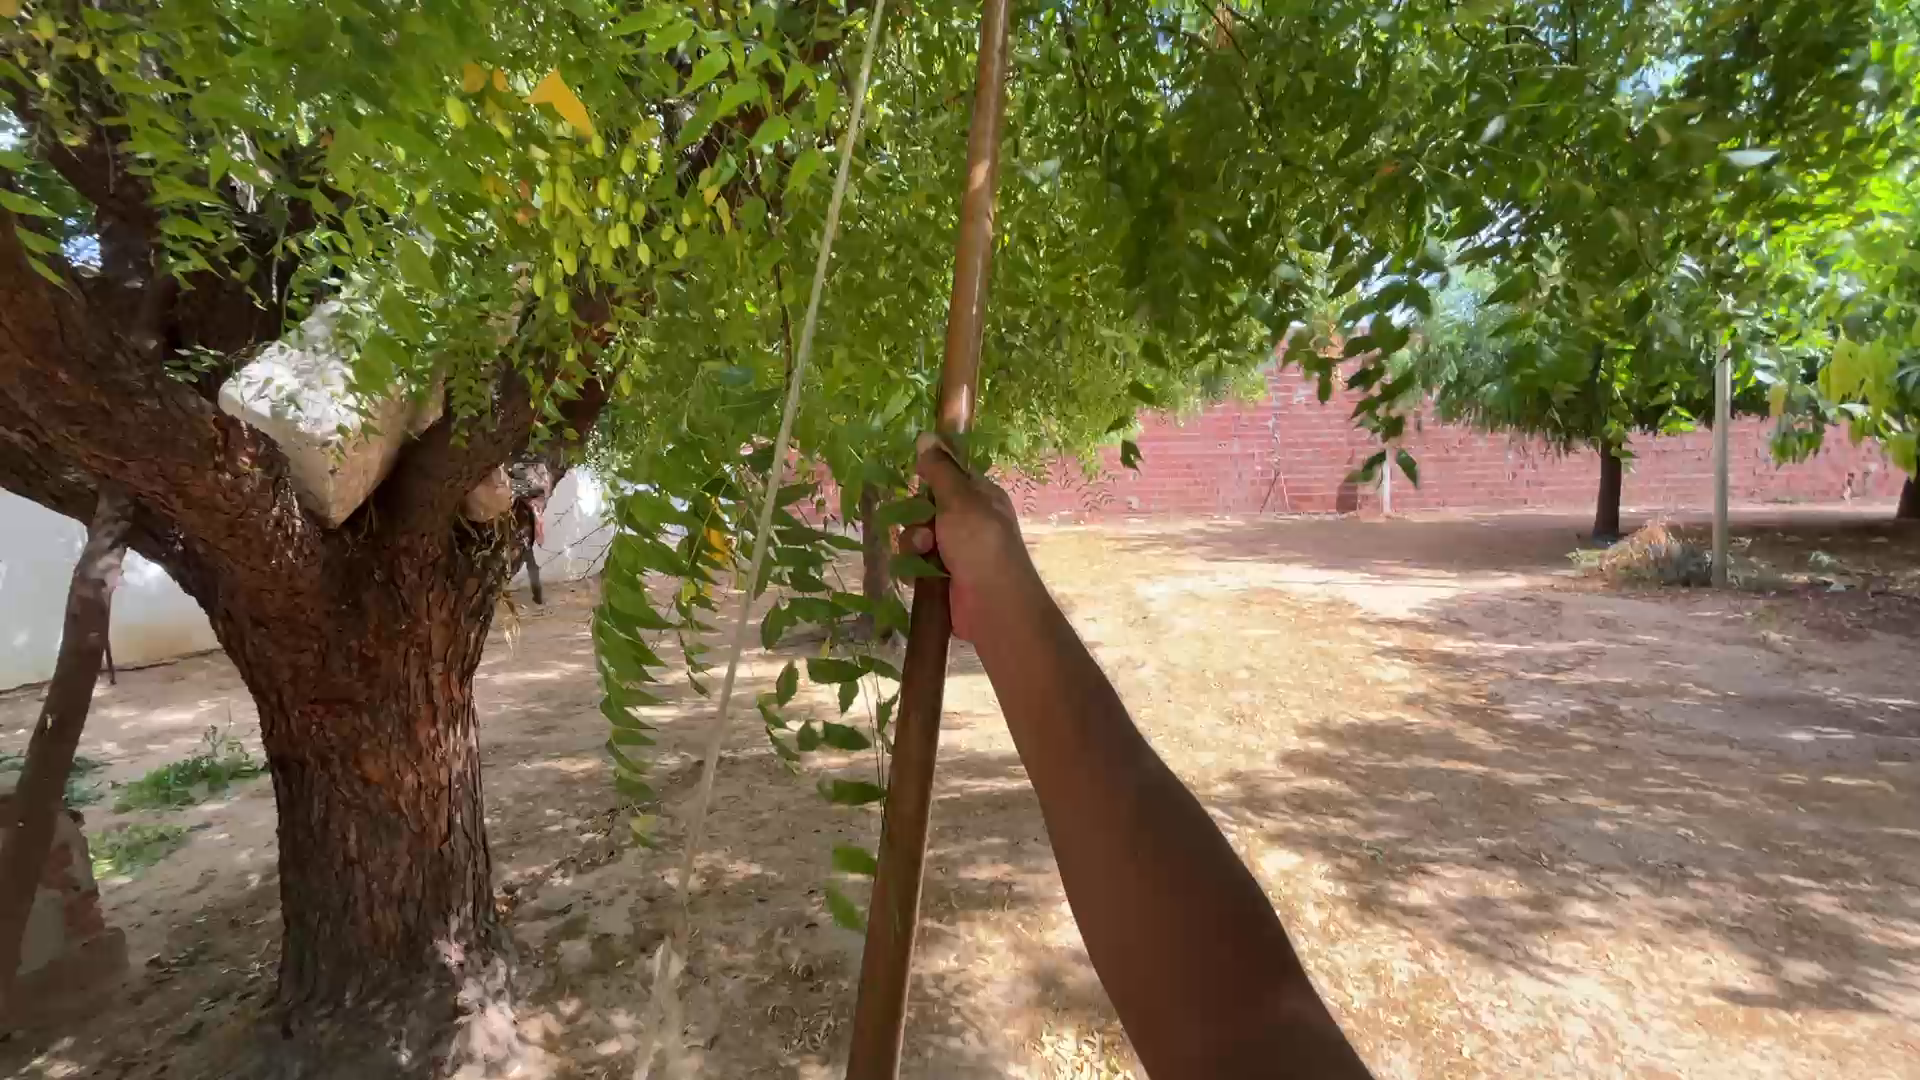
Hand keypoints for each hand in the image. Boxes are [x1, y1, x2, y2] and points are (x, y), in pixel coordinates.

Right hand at [898, 432, 1040, 641]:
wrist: (992, 606)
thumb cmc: (981, 544)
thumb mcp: (960, 500)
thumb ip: (940, 470)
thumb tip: (927, 436)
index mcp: (980, 497)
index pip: (949, 476)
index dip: (931, 477)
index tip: (916, 477)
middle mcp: (968, 521)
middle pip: (925, 506)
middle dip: (917, 516)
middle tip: (927, 528)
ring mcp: (955, 550)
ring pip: (916, 535)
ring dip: (913, 542)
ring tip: (925, 552)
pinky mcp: (942, 576)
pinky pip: (915, 562)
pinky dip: (913, 567)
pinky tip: (918, 575)